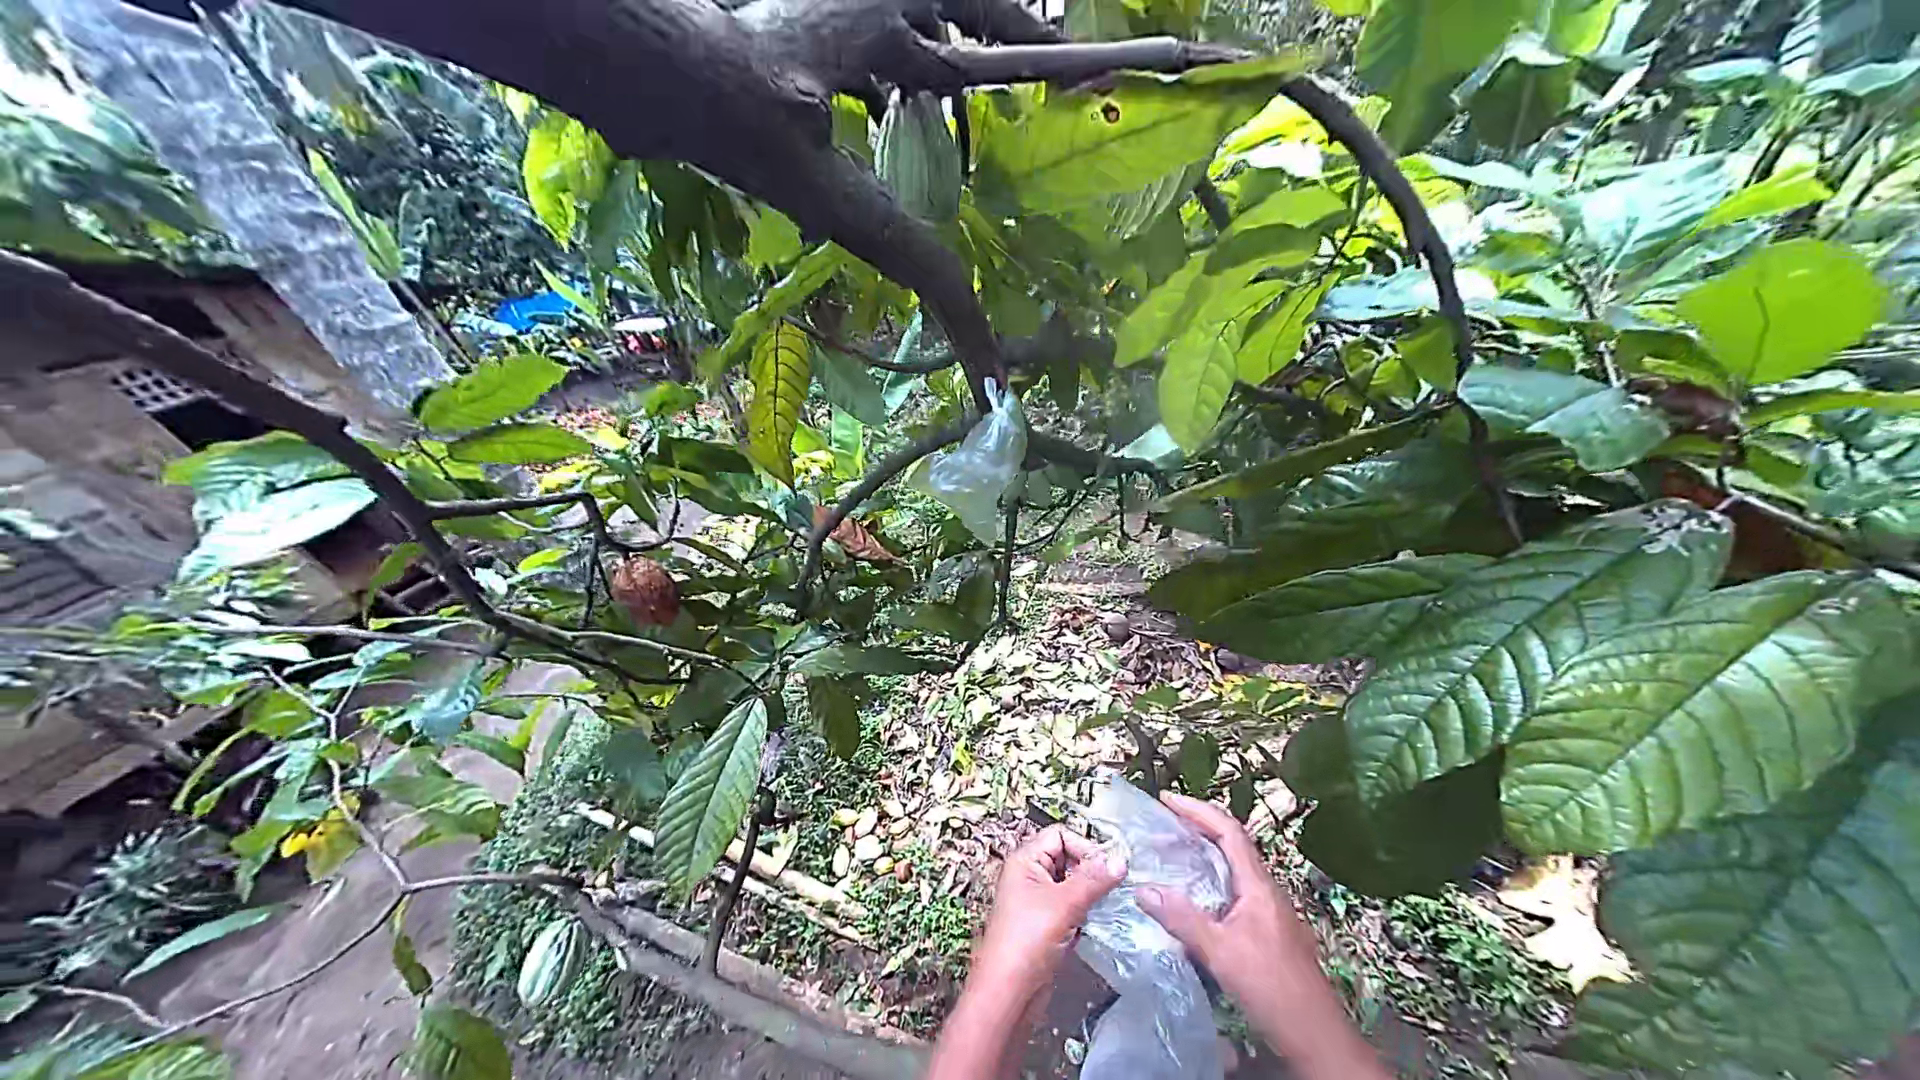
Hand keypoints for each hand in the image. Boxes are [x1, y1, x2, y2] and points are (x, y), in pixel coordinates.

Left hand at [969, 824, 1125, 997]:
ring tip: (1101, 908)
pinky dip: (1084, 912)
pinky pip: (1072, 906)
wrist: (1009, 993)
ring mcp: (1039, 900)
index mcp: (1025, 860)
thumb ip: (1093, 880)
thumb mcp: (1063, 904)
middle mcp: (1030, 875)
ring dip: (1089, 894)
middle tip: (1108, 889)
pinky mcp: (1048, 923)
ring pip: (1073, 883)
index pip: (1060, 835)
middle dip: (1090, 871)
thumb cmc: (1026, 942)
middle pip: (1068, 857)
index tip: (1106, 868)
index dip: (1084, 847)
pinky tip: (1091, 925)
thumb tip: (1119, 859)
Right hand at [1138, 793, 1387, 1079]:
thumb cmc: (1274, 991)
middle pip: (1232, 843)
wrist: (1319, 1041)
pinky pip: (1235, 890)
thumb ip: (1183, 919)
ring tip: (1172, 852)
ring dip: (1204, 853)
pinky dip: (1210, 880)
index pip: (1229, 831)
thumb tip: (1144, 889)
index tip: (1167, 799)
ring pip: (1234, 868)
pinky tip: (1193, 897)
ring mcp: (1270, 912)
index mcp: (1259, 886)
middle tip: (1165, 821)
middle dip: (1198, 826)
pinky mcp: (1269, 932)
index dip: (1197, 810)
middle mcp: (1267, 891)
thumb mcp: (1221, 953)